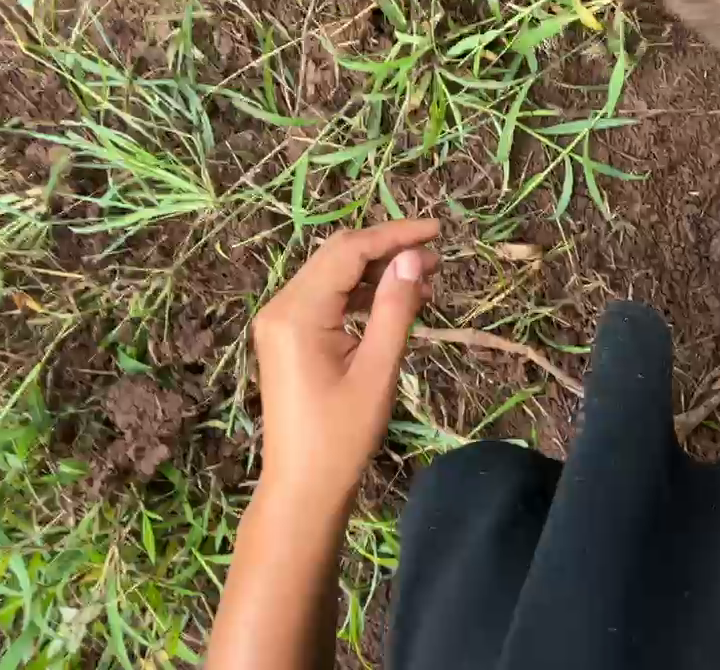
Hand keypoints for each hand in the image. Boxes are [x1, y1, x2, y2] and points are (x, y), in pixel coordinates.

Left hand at [250, 218, 440, 495]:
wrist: (303, 488)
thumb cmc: (342, 435)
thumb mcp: (377, 370)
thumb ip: (396, 308)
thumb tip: (414, 257)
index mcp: (297, 313)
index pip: (349, 251)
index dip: (395, 235)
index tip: (437, 232)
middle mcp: (282, 307)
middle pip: (339, 255)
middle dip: (389, 249)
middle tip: (436, 257)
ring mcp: (282, 321)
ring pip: (336, 273)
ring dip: (379, 270)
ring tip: (427, 278)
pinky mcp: (290, 334)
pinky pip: (330, 296)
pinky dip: (364, 292)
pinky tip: (398, 300)